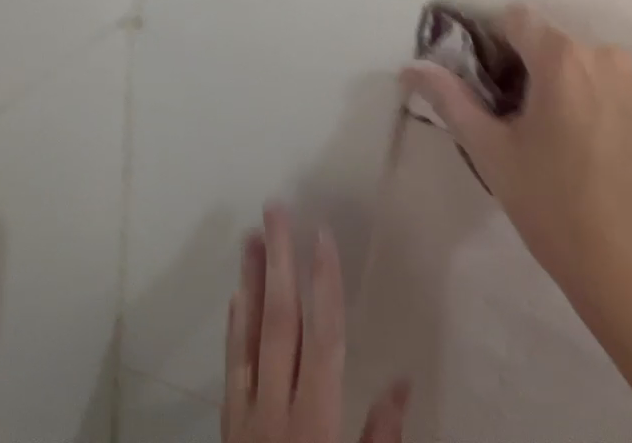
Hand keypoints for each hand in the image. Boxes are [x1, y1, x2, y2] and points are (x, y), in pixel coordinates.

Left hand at [224, 205, 410, 442]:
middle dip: (278, 262)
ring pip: (248, 337)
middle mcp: (275, 405)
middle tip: (274, 211)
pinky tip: (237, 296)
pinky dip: (235, 327)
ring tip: (251, 237)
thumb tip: (402, 381)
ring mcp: (245, 413)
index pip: (322, 337)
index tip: (322, 234)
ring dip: (250, 282)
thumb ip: (381, 434)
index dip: (324, 284)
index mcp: (314, 416)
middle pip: (278, 323)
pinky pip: (231, 366)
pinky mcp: (228, 423)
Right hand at [401, 7, 631, 312]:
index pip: (516, 18)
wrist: (628, 263)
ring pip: (577, 63)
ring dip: (555, 85)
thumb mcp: (491, 152)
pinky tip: (579, 150)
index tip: (485, 88)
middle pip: (548, 41)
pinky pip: (604, 84)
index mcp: (562, 58)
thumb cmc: (551, 205)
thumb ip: (450, 100)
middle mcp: (603, 54)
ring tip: (546, 141)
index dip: (492, 45)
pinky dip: (584, 100)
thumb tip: (411, 69)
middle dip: (523, 69)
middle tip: (510, 123)